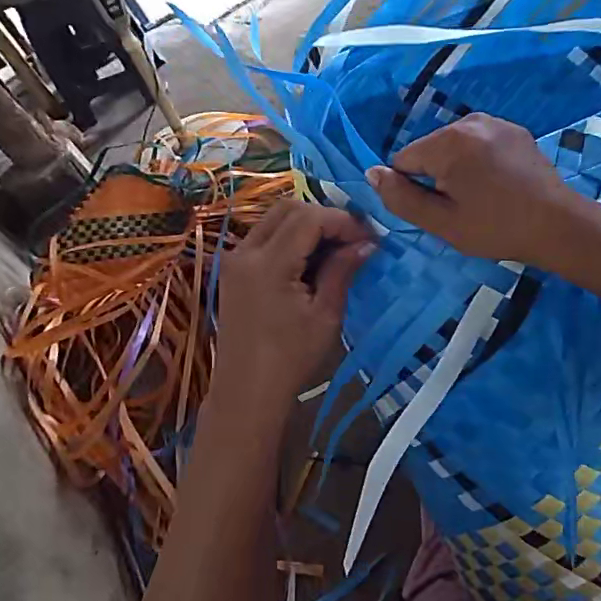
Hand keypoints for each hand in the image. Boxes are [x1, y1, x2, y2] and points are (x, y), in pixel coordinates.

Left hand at [214, 201, 374, 401]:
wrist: (247, 392)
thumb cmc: (291, 360)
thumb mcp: (325, 316)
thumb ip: (342, 271)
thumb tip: (367, 243)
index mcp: (268, 264)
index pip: (309, 218)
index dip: (343, 221)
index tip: (368, 238)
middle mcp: (245, 252)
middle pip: (288, 208)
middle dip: (324, 216)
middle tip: (352, 239)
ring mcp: (234, 259)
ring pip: (274, 219)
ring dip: (306, 225)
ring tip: (335, 249)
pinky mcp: (232, 270)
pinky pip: (264, 236)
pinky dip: (289, 238)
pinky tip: (310, 261)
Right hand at [366, 114, 582, 266]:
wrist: (558, 225)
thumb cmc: (496, 228)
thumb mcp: (441, 222)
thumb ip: (401, 198)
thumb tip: (373, 173)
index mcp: (448, 142)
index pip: (404, 160)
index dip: (415, 189)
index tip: (442, 209)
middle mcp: (469, 121)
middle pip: (430, 151)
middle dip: (437, 177)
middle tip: (464, 208)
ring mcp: (495, 123)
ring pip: (454, 147)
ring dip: (458, 169)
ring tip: (484, 198)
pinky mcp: (514, 130)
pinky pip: (479, 144)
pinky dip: (480, 162)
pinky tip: (500, 185)